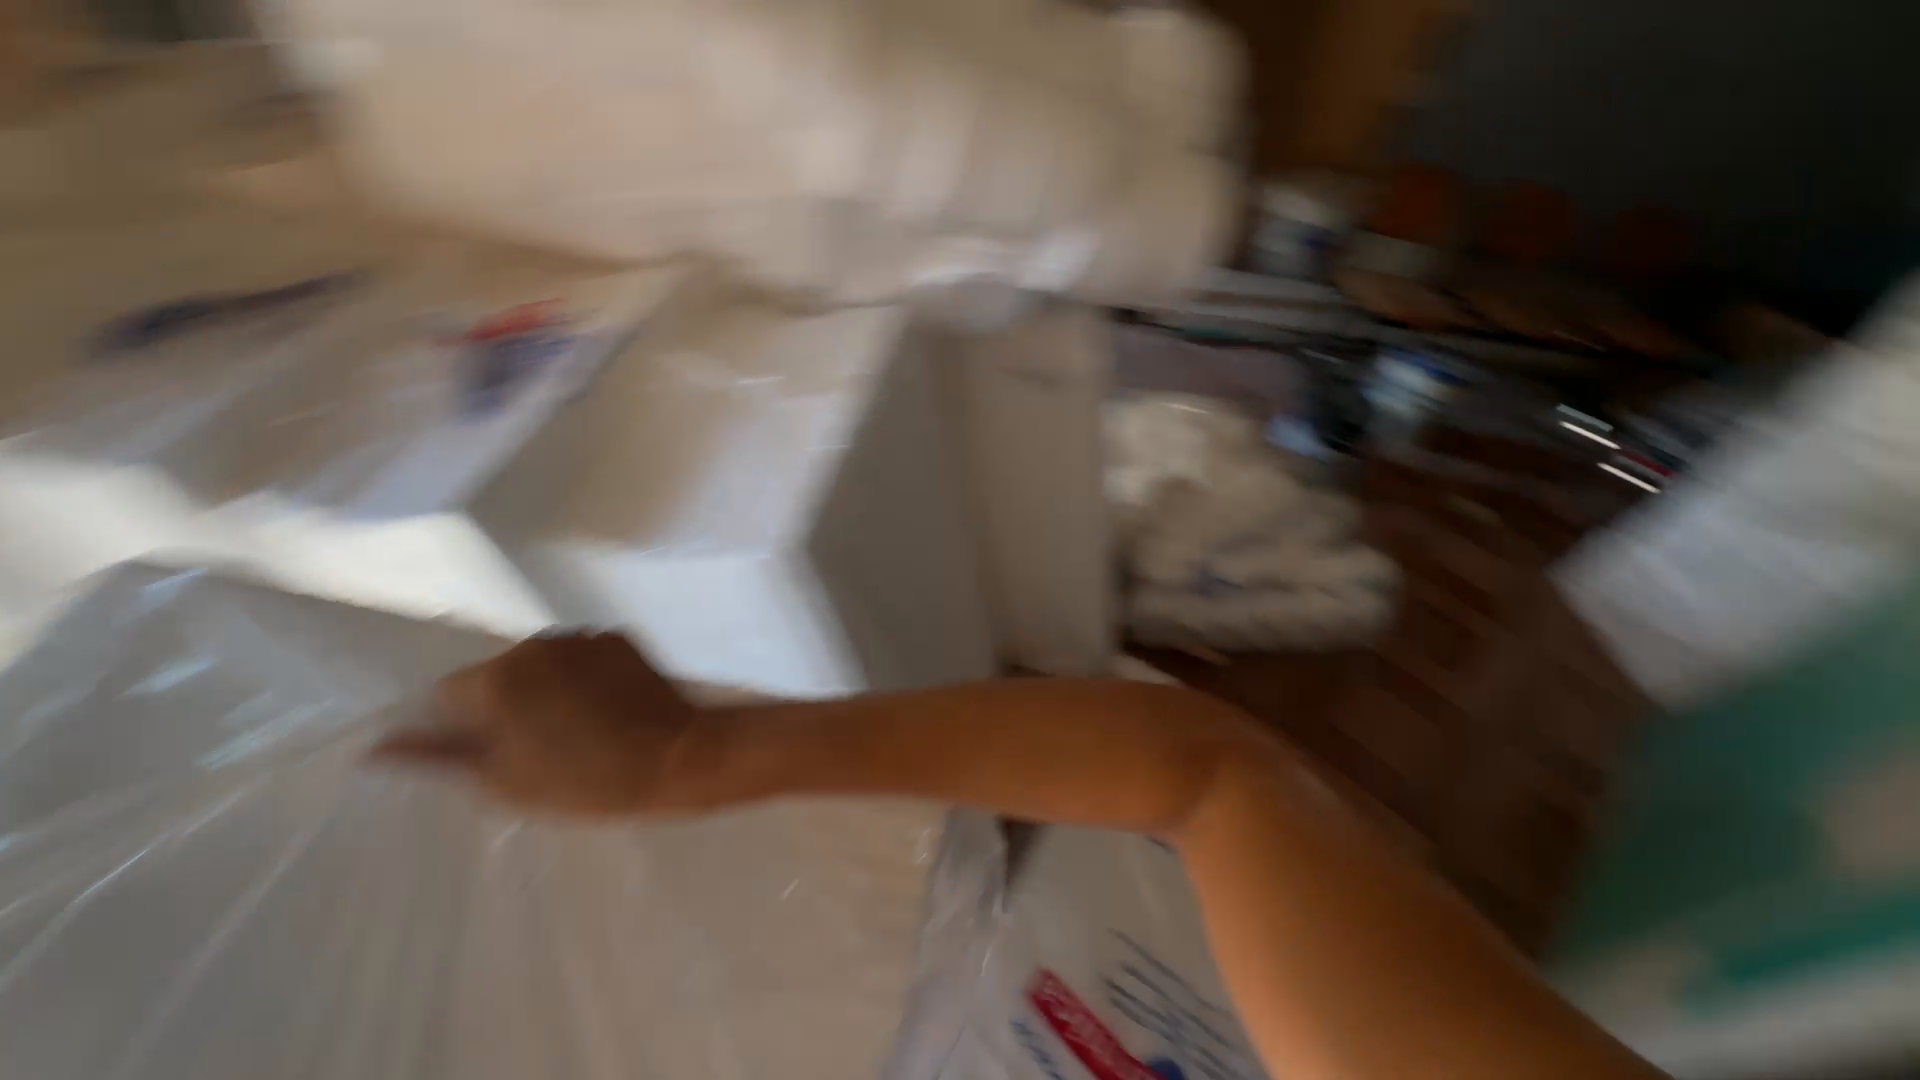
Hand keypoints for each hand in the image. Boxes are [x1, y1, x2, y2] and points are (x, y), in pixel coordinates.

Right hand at [371, 631, 700, 815]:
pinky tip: (607, 707)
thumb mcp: (504, 780)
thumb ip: (439, 757)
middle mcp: (535, 642)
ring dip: (547, 686)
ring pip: (544, 662)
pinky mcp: (622, 637)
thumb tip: (377, 746)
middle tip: (538, 746)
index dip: (464, 725)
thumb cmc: (586, 780)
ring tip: (578, 727)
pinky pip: (586, 656)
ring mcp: (584, 635)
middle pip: (499, 672)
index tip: (491, 752)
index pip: (449, 693)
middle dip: (507, 702)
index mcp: (497, 675)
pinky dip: (586, 676)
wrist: (679, 756)